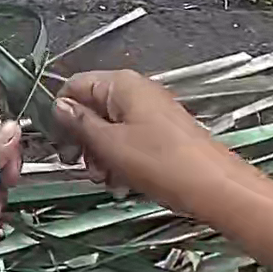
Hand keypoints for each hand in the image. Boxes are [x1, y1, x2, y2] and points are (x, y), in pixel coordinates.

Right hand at [52, 69, 259, 219]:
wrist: (214, 187)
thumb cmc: (161, 162)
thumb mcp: (110, 144)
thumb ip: (80, 122)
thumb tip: (58, 106)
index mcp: (121, 84)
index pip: (74, 85)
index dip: (61, 113)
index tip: (58, 142)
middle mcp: (135, 90)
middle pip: (92, 107)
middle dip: (82, 138)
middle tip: (83, 166)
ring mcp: (150, 110)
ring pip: (109, 126)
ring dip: (100, 153)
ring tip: (107, 178)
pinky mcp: (161, 130)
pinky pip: (128, 138)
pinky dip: (120, 158)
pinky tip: (123, 182)